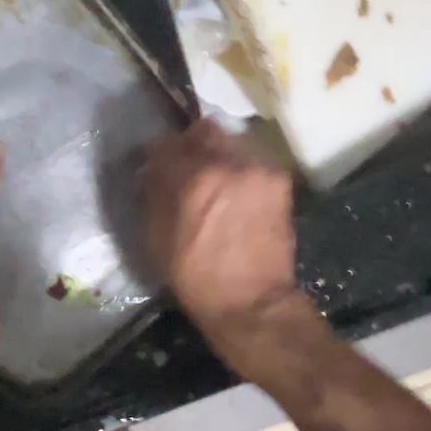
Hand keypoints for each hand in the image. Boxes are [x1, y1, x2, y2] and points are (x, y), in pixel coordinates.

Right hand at [143, 119, 301, 350]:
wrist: (251, 301)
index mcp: (194, 179)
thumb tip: (152, 172)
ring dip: (217, 152)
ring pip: (232, 140)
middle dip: (189, 143)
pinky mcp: (280, 180)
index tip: (151, 163)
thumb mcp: (158, 241)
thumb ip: (154, 197)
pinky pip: (252, 159)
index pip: (165, 144)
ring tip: (211, 177)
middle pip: (204, 130)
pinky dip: (239, 167)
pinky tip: (234, 190)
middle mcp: (229, 163)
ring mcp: (259, 168)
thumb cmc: (196, 278)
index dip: (154, 153)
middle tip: (183, 164)